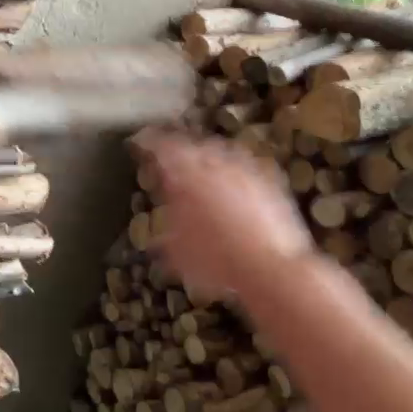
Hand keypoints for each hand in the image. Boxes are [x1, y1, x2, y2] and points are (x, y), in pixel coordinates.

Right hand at [137, 130, 314, 298]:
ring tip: (202, 163)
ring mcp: (246, 173)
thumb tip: (157, 237)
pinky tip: (234, 181)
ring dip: (209, 154)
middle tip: (170, 154)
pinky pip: (248, 168)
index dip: (148, 142)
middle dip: (180, 147)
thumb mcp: (175, 250)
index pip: (162, 148)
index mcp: (185, 176)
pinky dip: (236, 169)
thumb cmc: (213, 260)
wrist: (270, 270)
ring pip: (223, 152)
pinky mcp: (272, 185)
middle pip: (194, 144)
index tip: (140, 141)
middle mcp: (216, 167)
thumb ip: (165, 233)